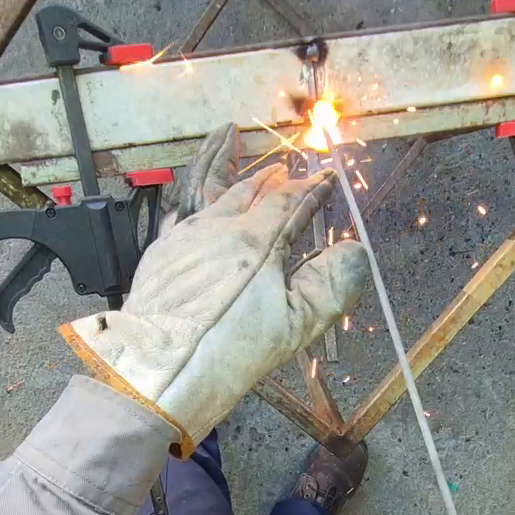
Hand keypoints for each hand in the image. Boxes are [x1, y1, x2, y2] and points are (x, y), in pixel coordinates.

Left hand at [61, 123, 368, 455]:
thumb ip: (329, 284)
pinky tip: (198, 199)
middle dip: (274, 178)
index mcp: (256, 242)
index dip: (313, 189)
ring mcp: (185, 237)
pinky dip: (197, 194)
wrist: (157, 371)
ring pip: (212, 191)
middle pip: (252, 190)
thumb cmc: (228, 353)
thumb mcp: (293, 326)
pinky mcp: (161, 254)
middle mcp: (218, 228)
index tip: (327, 179)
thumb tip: (356, 250)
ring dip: (230, 171)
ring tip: (233, 142)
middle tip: (287, 170)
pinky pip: (183, 209)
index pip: (292, 202)